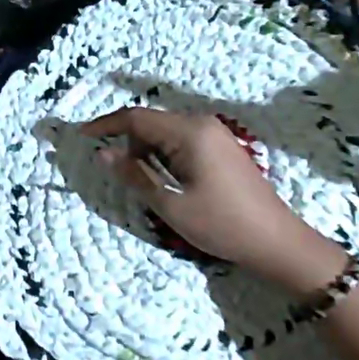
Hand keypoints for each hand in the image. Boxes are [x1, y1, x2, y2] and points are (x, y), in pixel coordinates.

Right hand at [80, 107, 347, 295]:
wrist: (276, 241)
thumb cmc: (221, 224)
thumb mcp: (170, 204)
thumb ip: (134, 174)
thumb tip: (104, 154)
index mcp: (189, 133)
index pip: (136, 118)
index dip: (105, 125)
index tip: (82, 135)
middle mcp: (202, 123)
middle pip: (150, 122)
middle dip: (128, 143)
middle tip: (121, 175)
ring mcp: (215, 133)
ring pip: (164, 131)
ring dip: (147, 151)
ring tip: (148, 184)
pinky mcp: (221, 146)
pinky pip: (181, 139)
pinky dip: (164, 154)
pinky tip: (168, 180)